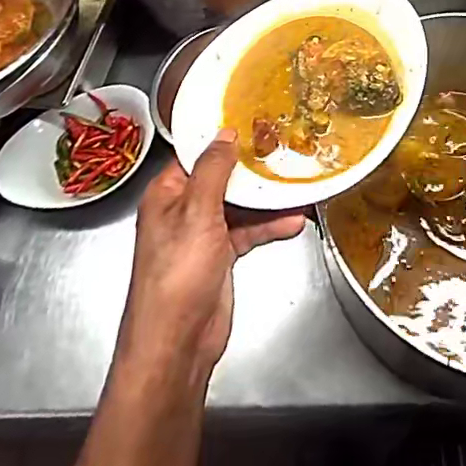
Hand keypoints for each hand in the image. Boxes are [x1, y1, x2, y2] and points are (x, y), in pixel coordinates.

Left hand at [118, 131, 306, 377]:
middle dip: (253, 169)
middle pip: (223, 179)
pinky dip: (270, 226)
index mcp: (167, 194)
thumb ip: (212, 171)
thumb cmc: (175, 279)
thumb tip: (224, 135)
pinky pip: (250, 231)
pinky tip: (293, 221)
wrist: (178, 342)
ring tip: (297, 185)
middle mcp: (183, 211)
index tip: (253, 122)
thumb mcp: (196, 213)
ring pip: (240, 205)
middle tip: (284, 150)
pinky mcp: (221, 256)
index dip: (222, 139)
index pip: (196, 155)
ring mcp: (203, 234)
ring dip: (268, 199)